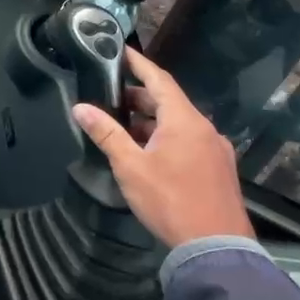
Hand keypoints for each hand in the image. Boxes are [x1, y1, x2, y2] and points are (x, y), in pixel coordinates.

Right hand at [72, 47, 254, 248]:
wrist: (217, 249)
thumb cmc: (170, 200)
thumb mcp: (130, 166)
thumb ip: (106, 133)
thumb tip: (80, 108)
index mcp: (185, 122)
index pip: (160, 80)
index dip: (138, 63)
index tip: (120, 50)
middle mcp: (205, 130)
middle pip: (168, 101)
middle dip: (138, 96)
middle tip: (107, 94)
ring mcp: (216, 151)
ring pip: (178, 123)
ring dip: (150, 119)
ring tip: (120, 124)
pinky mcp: (218, 169)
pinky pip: (188, 140)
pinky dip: (164, 135)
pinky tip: (145, 149)